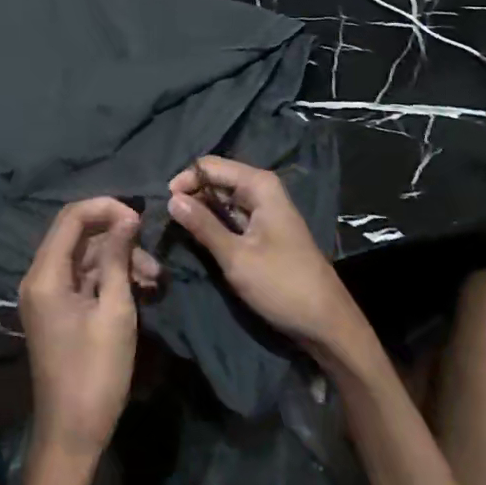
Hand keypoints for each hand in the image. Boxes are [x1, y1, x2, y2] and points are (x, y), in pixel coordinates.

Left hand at [18, 198, 153, 466]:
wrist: (73, 432)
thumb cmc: (96, 370)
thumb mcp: (115, 309)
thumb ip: (118, 258)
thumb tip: (129, 216)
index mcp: (46, 276)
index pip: (72, 216)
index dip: (107, 207)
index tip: (140, 219)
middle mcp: (40, 278)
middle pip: (79, 233)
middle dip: (118, 235)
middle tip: (151, 252)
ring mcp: (49, 294)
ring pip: (87, 254)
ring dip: (121, 258)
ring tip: (155, 278)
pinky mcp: (60, 308)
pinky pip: (86, 276)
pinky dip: (113, 275)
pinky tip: (143, 287)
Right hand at [167, 157, 360, 349]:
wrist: (323, 318)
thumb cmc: (281, 284)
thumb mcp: (236, 257)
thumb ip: (203, 226)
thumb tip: (172, 199)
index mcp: (259, 185)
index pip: (211, 166)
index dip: (185, 180)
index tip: (162, 205)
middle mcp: (262, 189)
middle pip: (217, 179)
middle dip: (190, 194)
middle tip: (162, 218)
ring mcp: (264, 210)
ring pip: (223, 199)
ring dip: (199, 209)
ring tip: (171, 226)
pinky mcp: (263, 230)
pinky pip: (232, 216)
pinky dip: (213, 222)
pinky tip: (194, 236)